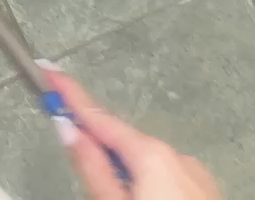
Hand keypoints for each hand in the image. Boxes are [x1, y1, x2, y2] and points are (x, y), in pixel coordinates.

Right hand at [44, 67, 222, 199]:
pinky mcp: (208, 194)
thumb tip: (65, 126)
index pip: (97, 114)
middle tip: (81, 168)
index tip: (45, 68)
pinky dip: (147, 184)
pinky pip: (166, 178)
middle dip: (98, 147)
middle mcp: (177, 156)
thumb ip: (90, 166)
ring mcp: (197, 176)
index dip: (68, 91)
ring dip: (124, 171)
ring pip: (144, 162)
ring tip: (117, 198)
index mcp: (151, 154)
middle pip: (121, 140)